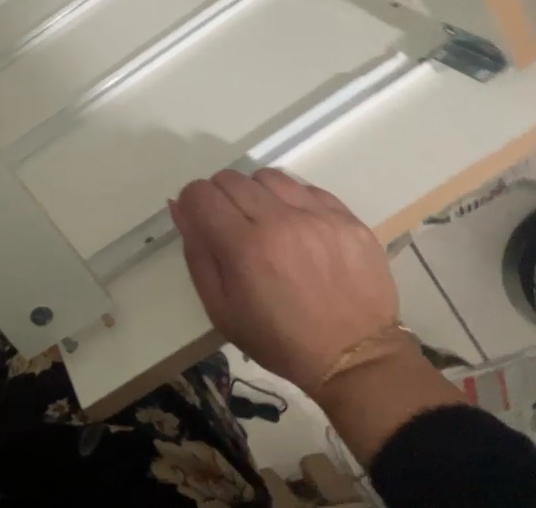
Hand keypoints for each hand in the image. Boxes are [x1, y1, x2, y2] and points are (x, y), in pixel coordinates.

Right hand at [168, 169, 400, 393]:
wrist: (356, 360)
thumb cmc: (278, 339)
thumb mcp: (220, 308)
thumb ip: (196, 252)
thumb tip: (179, 206)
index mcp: (244, 246)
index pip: (200, 193)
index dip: (193, 204)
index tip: (201, 221)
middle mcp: (279, 221)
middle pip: (230, 178)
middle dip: (222, 197)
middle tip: (233, 227)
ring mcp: (318, 217)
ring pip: (268, 176)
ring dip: (258, 194)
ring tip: (267, 223)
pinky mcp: (348, 219)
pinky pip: (307, 189)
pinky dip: (293, 201)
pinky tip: (298, 228)